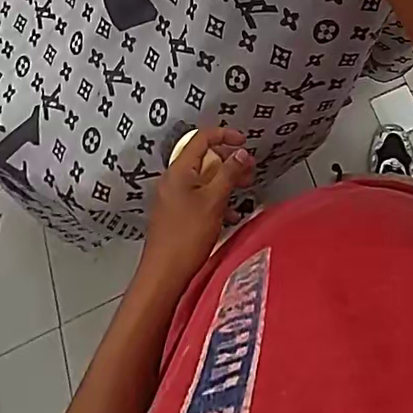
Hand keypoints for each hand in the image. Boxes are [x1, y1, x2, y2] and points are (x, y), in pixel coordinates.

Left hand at [143, 127, 255, 277]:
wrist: (163, 276)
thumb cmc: (186, 237)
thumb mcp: (215, 200)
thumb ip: (230, 172)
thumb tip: (241, 153)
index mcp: (179, 171)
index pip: (202, 138)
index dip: (225, 135)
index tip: (243, 142)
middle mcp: (173, 180)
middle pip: (204, 158)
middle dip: (229, 161)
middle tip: (248, 169)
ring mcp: (173, 198)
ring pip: (204, 178)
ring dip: (225, 180)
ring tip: (243, 189)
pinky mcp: (175, 214)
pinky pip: (199, 196)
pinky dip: (216, 198)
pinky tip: (230, 213)